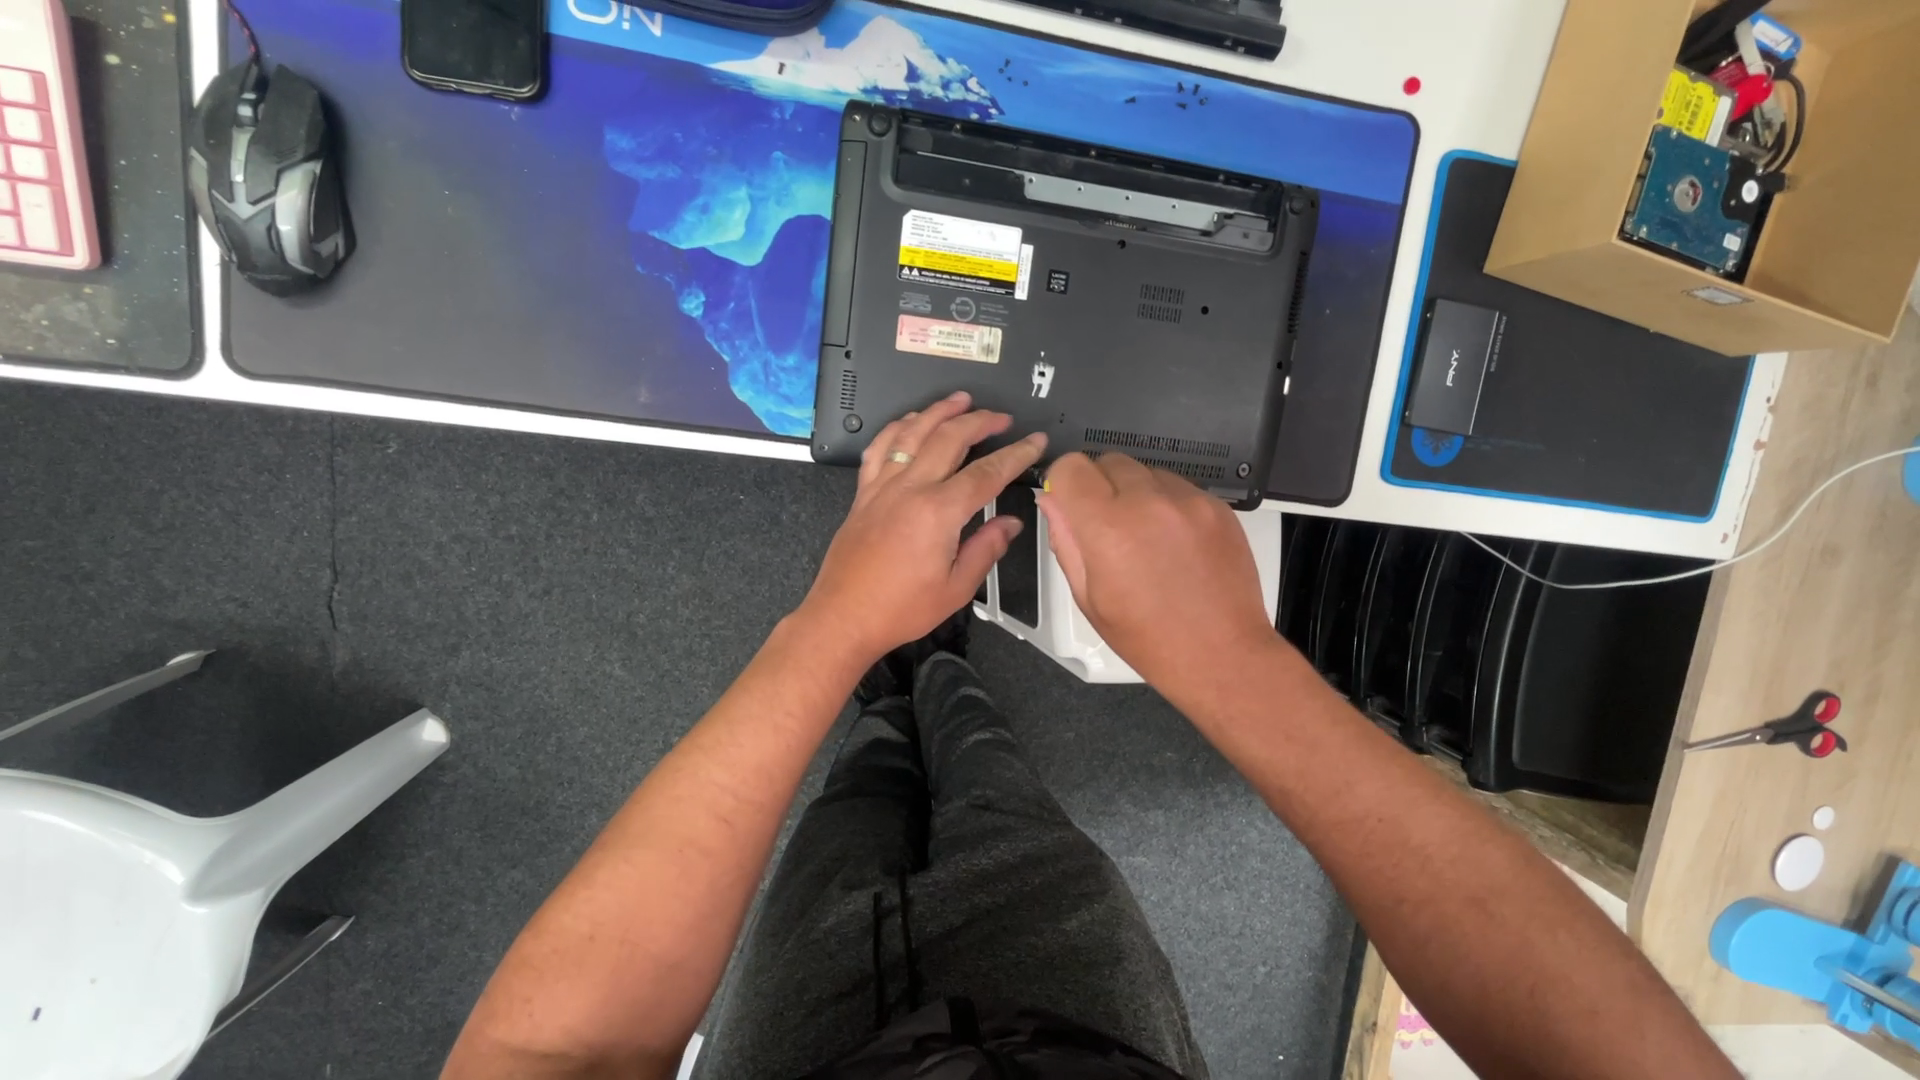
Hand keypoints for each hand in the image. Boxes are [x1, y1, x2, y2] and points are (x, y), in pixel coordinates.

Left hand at [799, 393, 1046, 664]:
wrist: (844, 618)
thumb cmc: (896, 610)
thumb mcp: (956, 588)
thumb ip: (986, 550)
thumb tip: (1008, 525)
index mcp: (938, 513)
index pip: (987, 472)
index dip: (1016, 454)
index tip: (1033, 443)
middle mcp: (909, 491)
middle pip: (950, 437)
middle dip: (981, 420)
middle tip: (1001, 417)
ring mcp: (882, 488)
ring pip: (912, 432)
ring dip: (939, 411)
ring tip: (960, 400)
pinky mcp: (864, 495)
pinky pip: (880, 448)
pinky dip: (897, 428)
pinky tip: (909, 422)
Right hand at [1038, 453, 1277, 694]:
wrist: (1221, 652)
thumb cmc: (1150, 636)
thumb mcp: (1088, 597)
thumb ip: (1065, 541)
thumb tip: (1052, 500)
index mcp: (1107, 528)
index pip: (1072, 466)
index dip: (1064, 481)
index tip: (1068, 500)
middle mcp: (1148, 503)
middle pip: (1108, 461)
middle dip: (1099, 486)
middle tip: (1107, 526)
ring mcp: (1188, 501)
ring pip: (1145, 470)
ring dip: (1136, 492)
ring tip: (1145, 537)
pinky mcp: (1217, 506)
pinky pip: (1179, 486)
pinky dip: (1168, 503)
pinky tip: (1174, 541)